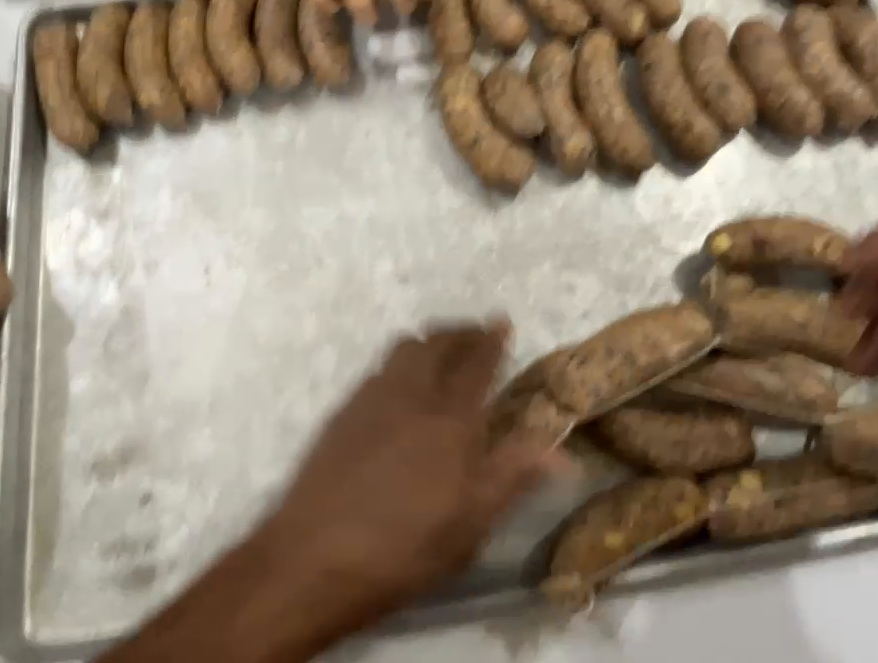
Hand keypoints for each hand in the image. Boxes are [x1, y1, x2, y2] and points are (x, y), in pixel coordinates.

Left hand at [260, 322, 546, 627]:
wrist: (314, 556)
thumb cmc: (405, 549)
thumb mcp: (471, 525)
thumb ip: (513, 477)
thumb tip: (564, 453)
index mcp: (451, 419)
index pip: (478, 362)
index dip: (492, 339)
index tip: (502, 322)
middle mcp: (412, 394)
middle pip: (437, 342)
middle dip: (460, 332)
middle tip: (476, 334)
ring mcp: (371, 398)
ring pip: (403, 349)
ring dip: (428, 341)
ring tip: (441, 352)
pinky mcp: (342, 411)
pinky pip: (378, 368)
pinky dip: (400, 362)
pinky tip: (401, 387)